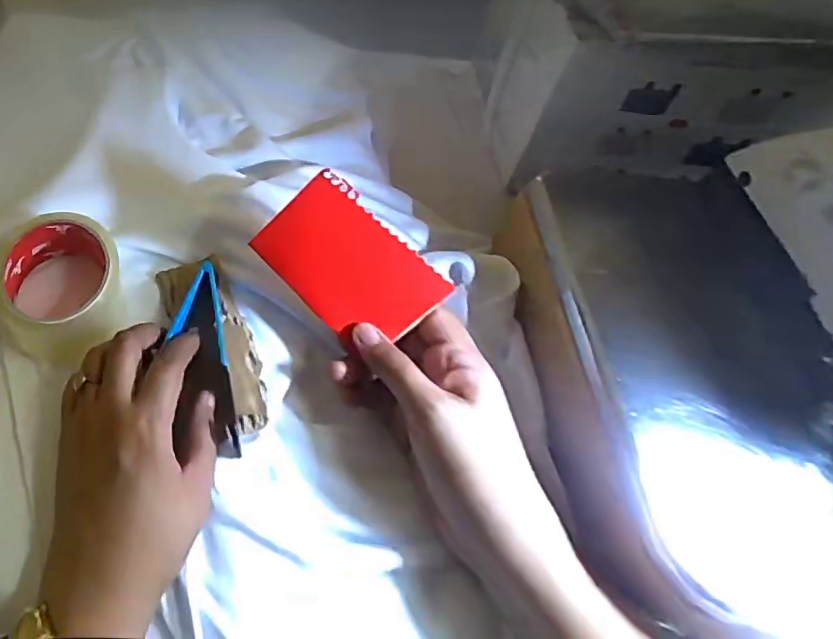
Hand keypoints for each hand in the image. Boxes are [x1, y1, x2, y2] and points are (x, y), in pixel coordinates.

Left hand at [41, 325, 217, 636]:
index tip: (195, 338)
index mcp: (146, 425)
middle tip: (165, 336)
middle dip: (146, 331)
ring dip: (117, 348)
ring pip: (93, 360)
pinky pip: (75, 386)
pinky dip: (93, 372)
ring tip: (138, 356)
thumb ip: (202, 436)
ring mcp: (81, 422)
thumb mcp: (196, 492)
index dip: (184, 344)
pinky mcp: (65, 437)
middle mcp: (109, 412)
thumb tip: (204, 397)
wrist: (96, 583)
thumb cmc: (154, 541)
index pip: (167, 363)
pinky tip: (109, 385)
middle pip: (122, 347)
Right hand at [334, 310, 641, 637]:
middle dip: (371, 335)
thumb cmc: (474, 464)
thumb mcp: (432, 410)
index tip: (360, 292)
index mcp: (461, 361)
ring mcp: (426, 403)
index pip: (428, 316)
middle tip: (337, 336)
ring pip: (387, 370)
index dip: (397, 301)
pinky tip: (345, 391)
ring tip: (336, 372)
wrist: (496, 540)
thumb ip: (394, 368)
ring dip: (361, 366)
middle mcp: (443, 375)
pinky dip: (362, 392)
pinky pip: (382, 398)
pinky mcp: (411, 429)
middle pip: (402, 341)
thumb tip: (362, 328)